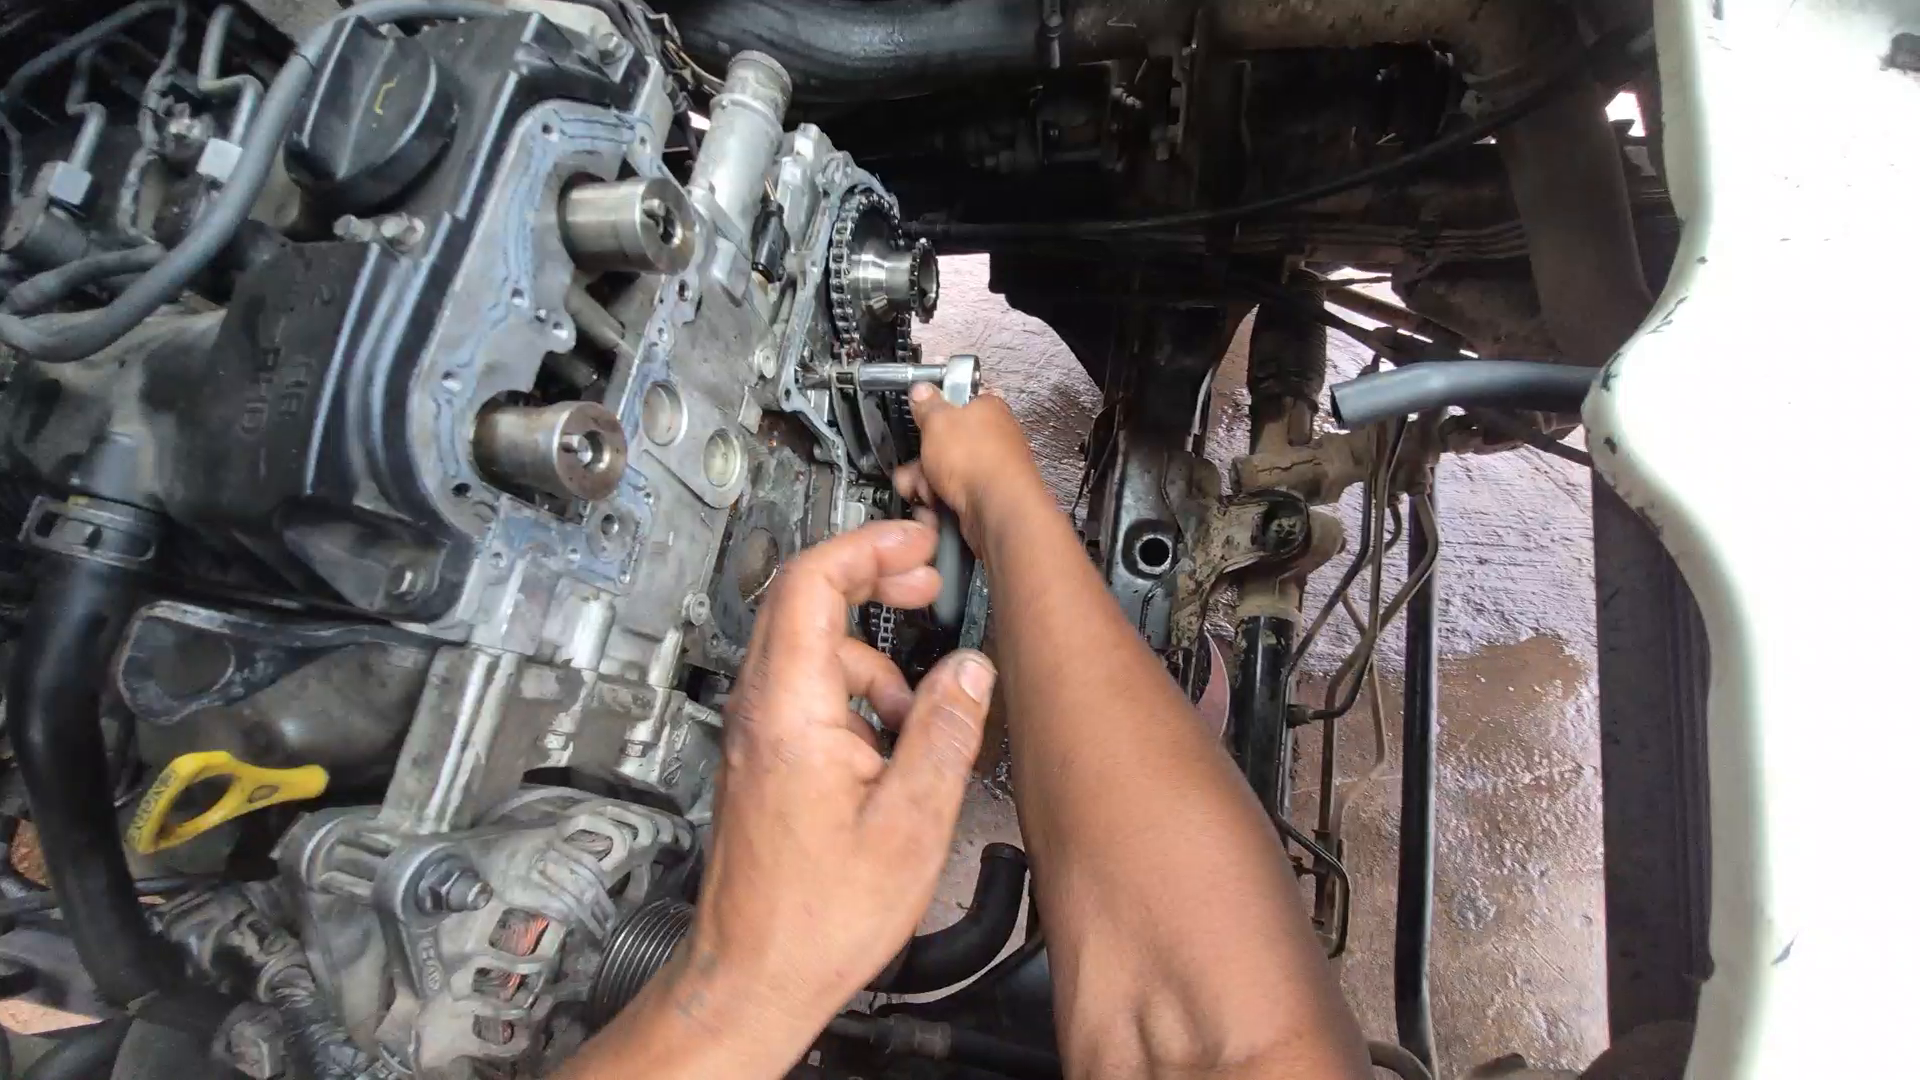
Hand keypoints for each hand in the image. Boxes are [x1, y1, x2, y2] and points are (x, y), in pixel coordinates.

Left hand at [609, 521, 997, 1076]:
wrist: (754, 975)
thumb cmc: (815, 916)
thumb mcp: (910, 822)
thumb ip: (945, 732)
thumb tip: (970, 669)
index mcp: (789, 710)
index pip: (812, 583)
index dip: (868, 547)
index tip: (914, 542)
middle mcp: (762, 707)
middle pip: (807, 597)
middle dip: (874, 577)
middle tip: (926, 580)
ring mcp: (760, 727)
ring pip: (816, 646)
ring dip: (874, 650)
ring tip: (921, 698)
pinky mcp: (770, 749)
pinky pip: (815, 686)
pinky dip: (860, 688)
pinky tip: (893, 734)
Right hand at [893, 383, 1049, 553]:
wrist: (997, 511)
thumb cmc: (980, 462)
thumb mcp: (938, 420)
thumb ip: (927, 404)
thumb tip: (921, 392)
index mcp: (987, 410)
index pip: (955, 404)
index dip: (933, 416)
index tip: (920, 423)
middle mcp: (991, 440)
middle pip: (943, 445)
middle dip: (922, 460)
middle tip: (919, 464)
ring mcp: (988, 471)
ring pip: (943, 474)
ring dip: (926, 484)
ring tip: (927, 490)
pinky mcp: (983, 499)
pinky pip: (950, 497)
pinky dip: (938, 503)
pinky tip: (936, 506)